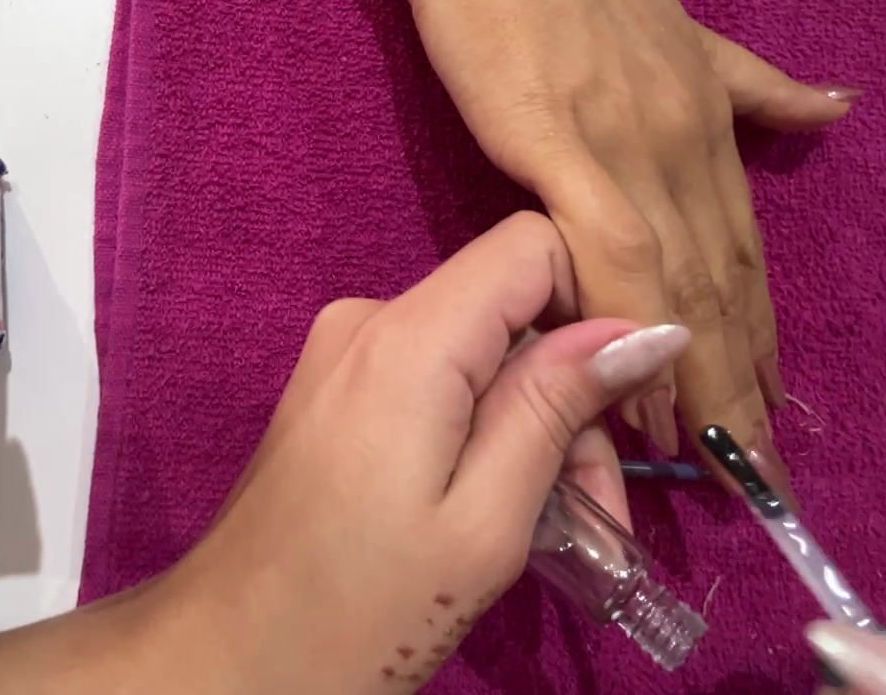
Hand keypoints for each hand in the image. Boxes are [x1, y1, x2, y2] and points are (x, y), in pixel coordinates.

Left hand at [152, 213, 689, 693]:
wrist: (236, 643)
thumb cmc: (365, 604)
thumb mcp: (485, 517)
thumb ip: (556, 405)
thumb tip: (649, 326)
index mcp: (408, 335)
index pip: (529, 242)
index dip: (598, 296)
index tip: (633, 395)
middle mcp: (370, 315)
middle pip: (508, 310)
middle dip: (569, 399)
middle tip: (604, 514)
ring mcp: (346, 346)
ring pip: (477, 350)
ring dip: (532, 427)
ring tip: (566, 533)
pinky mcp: (337, 379)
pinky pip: (434, 374)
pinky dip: (479, 426)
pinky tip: (498, 506)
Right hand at [391, 0, 854, 495]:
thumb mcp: (674, 25)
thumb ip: (747, 80)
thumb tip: (835, 106)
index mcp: (701, 121)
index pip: (741, 251)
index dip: (758, 336)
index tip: (766, 412)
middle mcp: (683, 142)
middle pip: (724, 281)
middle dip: (744, 384)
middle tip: (759, 474)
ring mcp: (628, 143)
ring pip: (679, 280)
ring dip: (699, 375)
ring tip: (709, 458)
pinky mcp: (560, 144)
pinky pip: (609, 250)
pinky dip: (630, 320)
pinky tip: (633, 378)